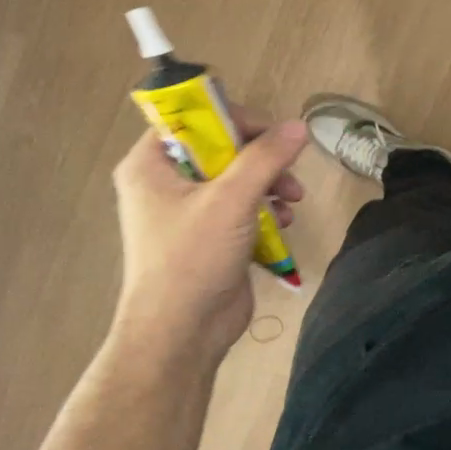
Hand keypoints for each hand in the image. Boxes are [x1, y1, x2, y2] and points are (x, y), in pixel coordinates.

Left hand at [111, 106, 307, 365]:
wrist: (182, 330)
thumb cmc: (192, 259)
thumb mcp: (232, 200)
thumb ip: (266, 158)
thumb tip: (299, 127)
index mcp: (151, 166)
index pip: (192, 119)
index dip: (234, 121)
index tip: (272, 137)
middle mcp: (165, 182)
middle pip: (223, 147)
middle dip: (264, 159)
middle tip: (288, 176)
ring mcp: (188, 209)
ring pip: (240, 176)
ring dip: (272, 185)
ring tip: (291, 204)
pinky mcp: (211, 233)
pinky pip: (244, 203)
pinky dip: (267, 208)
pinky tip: (282, 224)